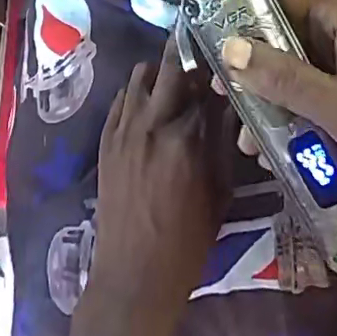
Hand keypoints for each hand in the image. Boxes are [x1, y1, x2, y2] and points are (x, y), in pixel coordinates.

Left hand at [90, 38, 237, 306]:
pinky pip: (121, 98)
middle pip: (171, 68)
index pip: (206, 86)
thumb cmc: (188, 240)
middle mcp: (153, 123)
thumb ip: (224, 142)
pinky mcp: (106, 138)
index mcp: (187, 138)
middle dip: (189, 61)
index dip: (218, 75)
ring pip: (141, 75)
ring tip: (174, 84)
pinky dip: (137, 92)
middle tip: (200, 67)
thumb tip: (230, 104)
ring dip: (160, 73)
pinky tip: (149, 103)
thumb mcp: (220, 192)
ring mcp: (124, 129)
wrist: (134, 274)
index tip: (226, 70)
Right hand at [220, 0, 336, 196]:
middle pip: (283, 29)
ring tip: (241, 127)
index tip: (204, 26)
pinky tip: (268, 144)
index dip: (242, 2)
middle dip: (248, 56)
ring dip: (266, 91)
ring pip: (292, 65)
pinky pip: (309, 92)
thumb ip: (284, 78)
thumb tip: (228, 47)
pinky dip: (287, 110)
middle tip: (216, 87)